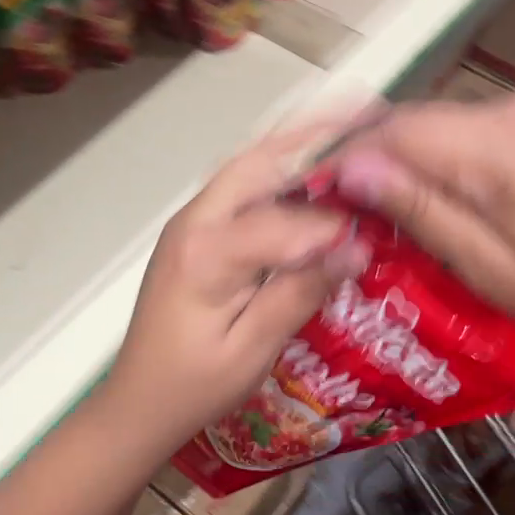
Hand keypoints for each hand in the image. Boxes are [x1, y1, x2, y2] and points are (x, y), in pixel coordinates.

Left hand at [95, 116, 371, 452]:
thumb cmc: (193, 387)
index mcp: (204, 255)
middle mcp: (193, 223)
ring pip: (248, 169)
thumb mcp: (250, 351)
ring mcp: (191, 224)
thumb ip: (297, 294)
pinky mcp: (196, 234)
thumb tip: (354, 250)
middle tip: (366, 111)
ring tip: (347, 123)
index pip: (278, 221)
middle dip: (312, 136)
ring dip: (296, 146)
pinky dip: (279, 173)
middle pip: (256, 164)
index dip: (330, 223)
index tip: (376, 228)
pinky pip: (242, 191)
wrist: (138, 402)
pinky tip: (313, 171)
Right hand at [329, 85, 514, 361]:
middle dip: (371, 156)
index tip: (308, 188)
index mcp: (514, 147)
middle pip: (419, 121)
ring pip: (439, 122)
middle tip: (333, 200)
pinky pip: (468, 126)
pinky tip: (423, 187)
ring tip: (371, 200)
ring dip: (403, 156)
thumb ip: (420, 209)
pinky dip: (437, 153)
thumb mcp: (486, 266)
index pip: (402, 132)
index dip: (347, 155)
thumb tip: (349, 169)